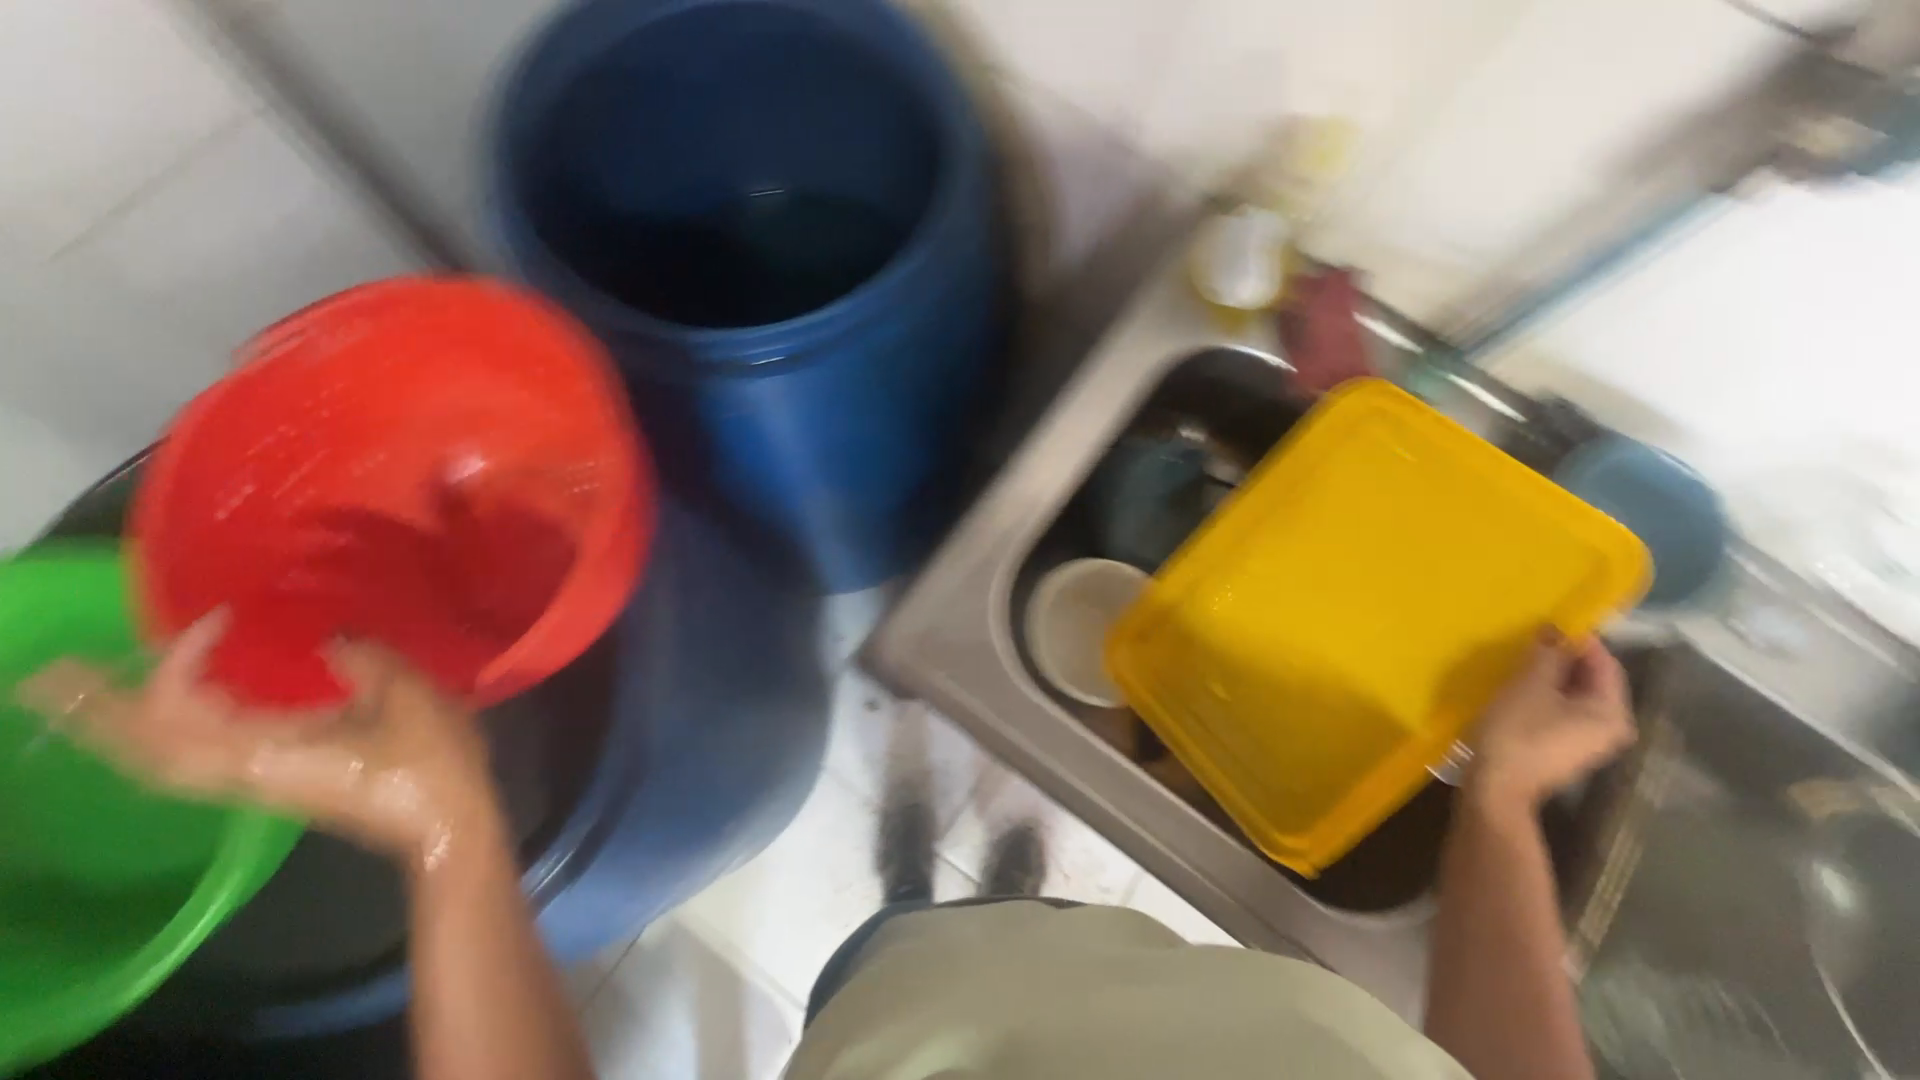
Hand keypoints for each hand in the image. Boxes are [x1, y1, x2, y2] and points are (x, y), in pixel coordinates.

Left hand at [16, 611, 501, 872]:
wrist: (446, 827)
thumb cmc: (431, 764)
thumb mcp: (410, 699)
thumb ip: (364, 659)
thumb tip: (328, 638)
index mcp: (268, 750)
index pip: (183, 707)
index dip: (182, 658)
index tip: (219, 618)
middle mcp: (243, 772)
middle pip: (141, 749)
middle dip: (93, 711)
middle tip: (45, 676)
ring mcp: (255, 783)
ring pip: (157, 761)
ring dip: (116, 728)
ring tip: (86, 696)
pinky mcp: (274, 785)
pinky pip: (187, 763)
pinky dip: (158, 738)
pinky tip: (173, 716)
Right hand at [1466, 631, 1634, 814]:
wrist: (1496, 786)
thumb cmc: (1516, 732)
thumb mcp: (1529, 685)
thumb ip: (1547, 654)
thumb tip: (1556, 630)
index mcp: (1612, 711)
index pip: (1605, 664)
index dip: (1579, 640)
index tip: (1549, 624)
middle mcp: (1612, 728)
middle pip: (1593, 681)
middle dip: (1564, 659)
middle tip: (1532, 643)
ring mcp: (1590, 742)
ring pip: (1576, 698)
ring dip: (1552, 678)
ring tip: (1522, 664)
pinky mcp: (1567, 750)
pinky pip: (1564, 713)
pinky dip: (1547, 698)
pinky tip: (1520, 691)